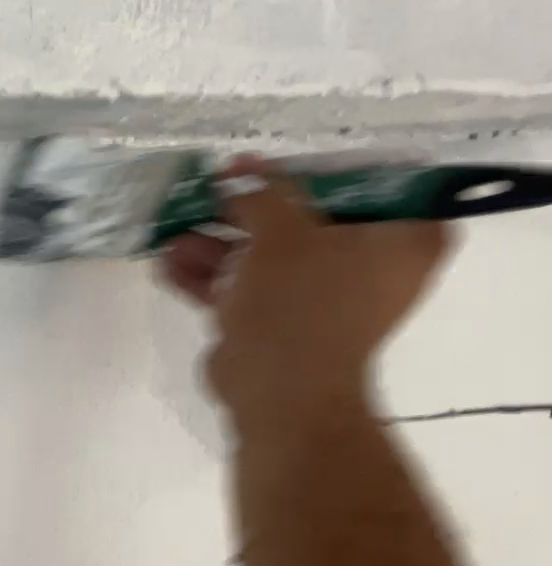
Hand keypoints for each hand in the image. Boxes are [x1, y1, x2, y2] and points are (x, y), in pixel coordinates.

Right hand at [160, 157, 454, 428]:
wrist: (277, 393)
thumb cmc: (299, 306)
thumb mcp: (282, 235)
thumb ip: (263, 195)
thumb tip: (239, 169)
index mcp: (403, 236)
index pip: (358, 184)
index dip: (303, 171)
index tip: (255, 167)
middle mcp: (368, 264)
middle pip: (301, 222)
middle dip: (242, 213)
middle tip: (203, 196)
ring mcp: (318, 297)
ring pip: (261, 258)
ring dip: (214, 246)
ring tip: (170, 232)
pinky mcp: (277, 323)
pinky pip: (242, 289)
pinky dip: (208, 278)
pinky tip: (168, 264)